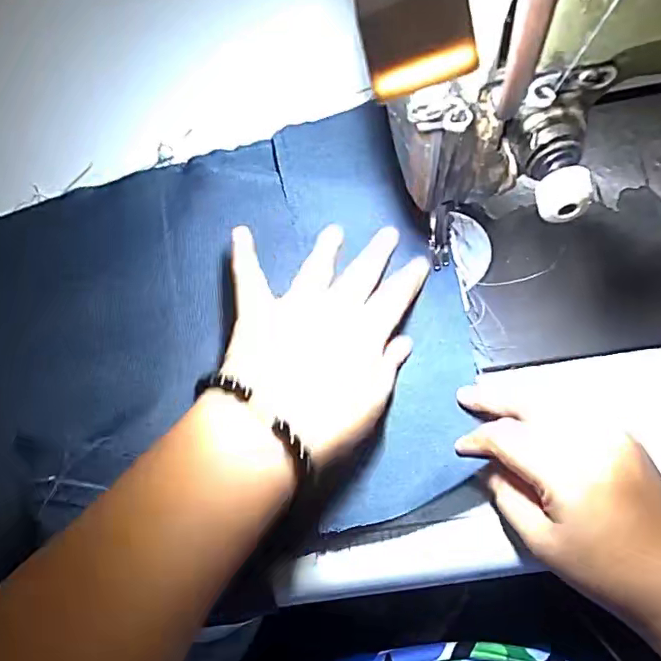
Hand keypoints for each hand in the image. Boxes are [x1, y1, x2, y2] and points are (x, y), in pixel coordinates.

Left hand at [219, 224, 426, 465]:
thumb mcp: (373, 402)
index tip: (419, 262)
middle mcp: (334, 309)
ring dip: (327, 249)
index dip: (409, 280)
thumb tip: (403, 342)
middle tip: (388, 234)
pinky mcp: (256, 312)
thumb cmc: (330, 425)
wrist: (268, 428)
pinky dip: (244, 254)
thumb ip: (388, 368)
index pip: (395, 299)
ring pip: (315, 269)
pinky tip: (241, 234)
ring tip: (335, 232)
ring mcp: (294, 305)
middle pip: (361, 274)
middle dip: (377, 253)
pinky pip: (249, 277)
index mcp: (367, 331)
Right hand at [455, 383, 660, 634]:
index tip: (460, 446)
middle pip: (534, 406)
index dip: (481, 439)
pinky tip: (533, 412)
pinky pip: (579, 411)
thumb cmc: (603, 570)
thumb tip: (488, 468)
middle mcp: (592, 442)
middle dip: (496, 399)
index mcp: (569, 472)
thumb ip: (508, 497)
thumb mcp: (542, 542)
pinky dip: (551, 407)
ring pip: (557, 402)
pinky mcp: (626, 438)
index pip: (511, 439)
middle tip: (466, 396)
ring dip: (522, 398)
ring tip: (493, 398)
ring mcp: (614, 435)